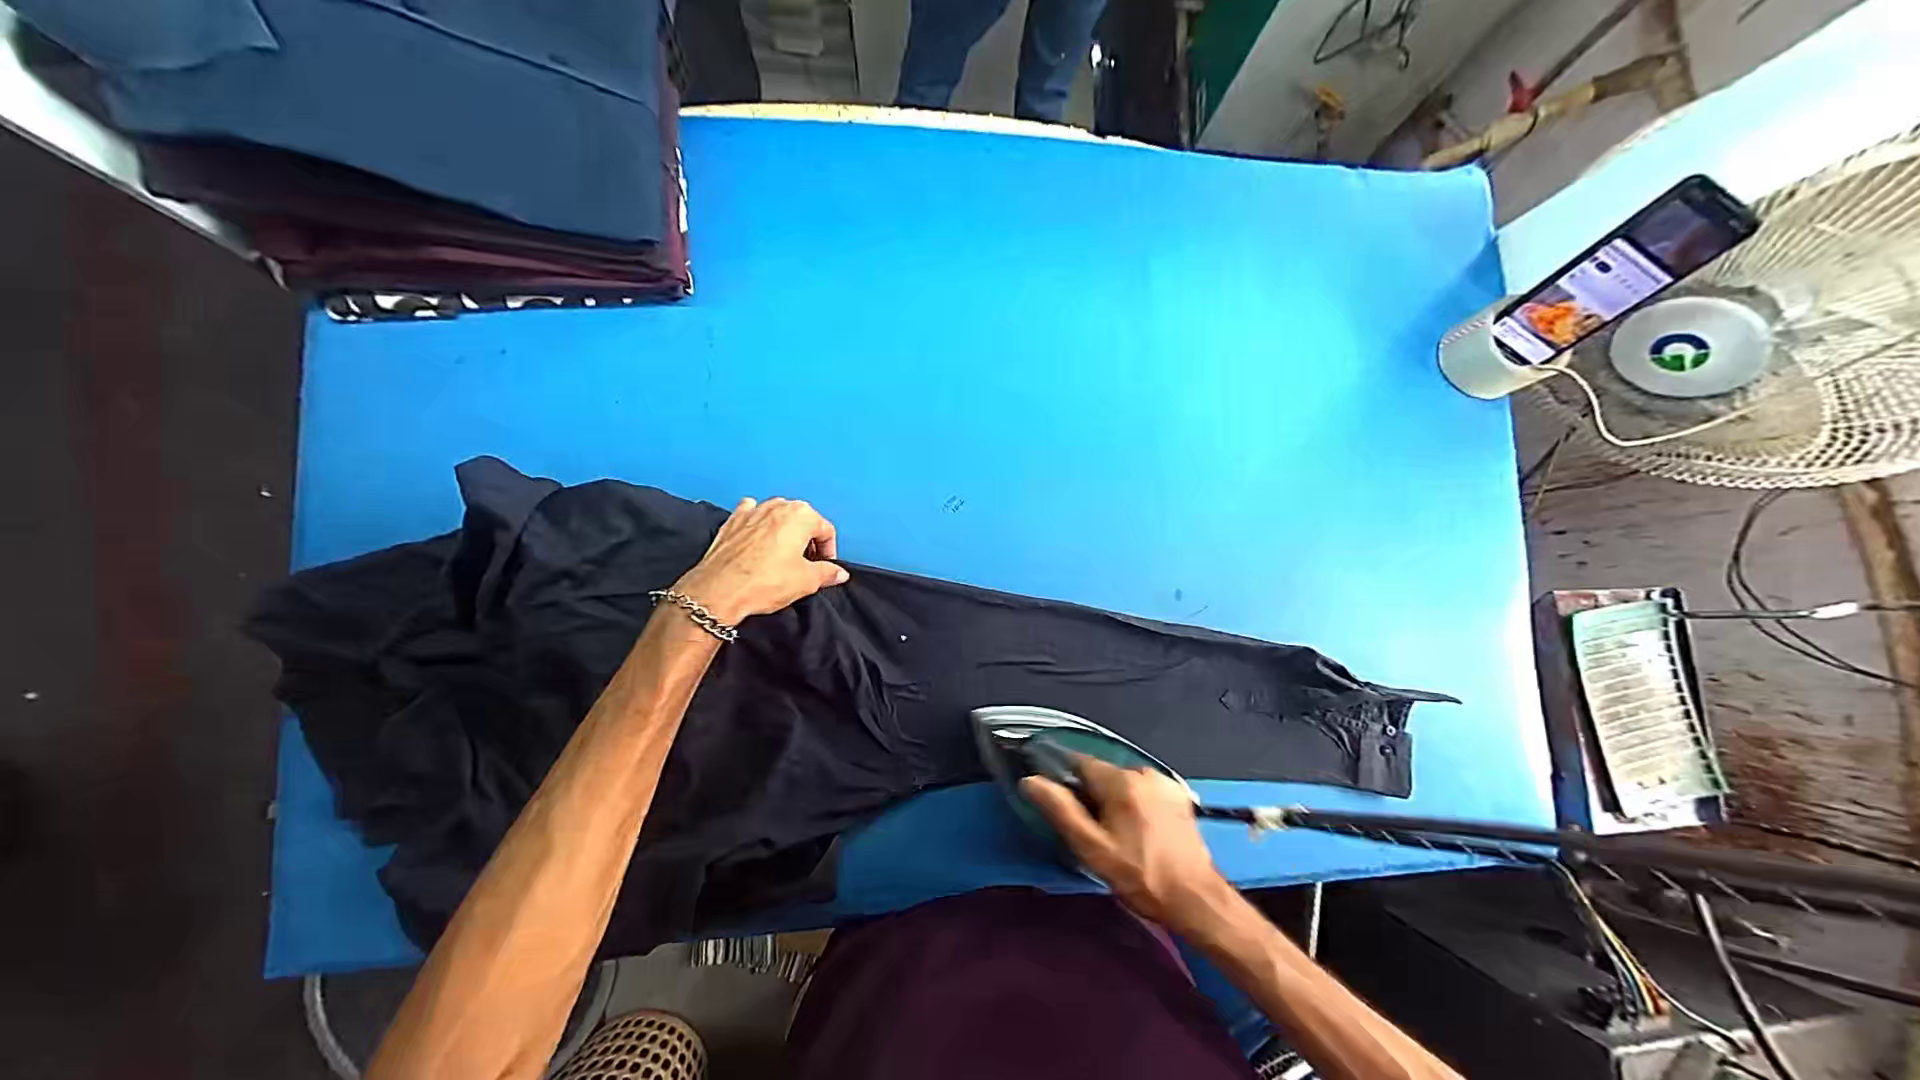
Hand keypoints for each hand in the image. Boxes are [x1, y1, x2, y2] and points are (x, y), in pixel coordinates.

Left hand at [671, 497, 847, 625]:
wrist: (719, 591)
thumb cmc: (762, 582)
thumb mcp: (806, 581)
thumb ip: (827, 573)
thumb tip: (837, 573)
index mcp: (800, 515)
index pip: (826, 530)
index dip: (829, 552)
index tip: (824, 568)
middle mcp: (776, 506)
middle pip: (802, 520)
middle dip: (807, 541)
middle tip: (806, 565)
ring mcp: (752, 511)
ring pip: (777, 517)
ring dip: (784, 533)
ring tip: (782, 558)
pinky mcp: (731, 522)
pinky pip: (751, 517)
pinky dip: (758, 526)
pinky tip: (757, 544)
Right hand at [1021, 757, 1233, 929]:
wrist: (1195, 900)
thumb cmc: (1139, 877)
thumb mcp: (1092, 848)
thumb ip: (1061, 810)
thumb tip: (1031, 780)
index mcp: (1122, 781)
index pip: (1080, 762)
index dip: (1063, 776)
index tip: (1055, 795)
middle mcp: (1144, 772)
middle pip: (1103, 773)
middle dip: (1090, 792)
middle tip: (1087, 827)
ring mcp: (1165, 783)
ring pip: (1123, 782)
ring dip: (1112, 798)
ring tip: (1111, 831)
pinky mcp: (1178, 796)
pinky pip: (1143, 790)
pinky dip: (1133, 802)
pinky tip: (1135, 829)